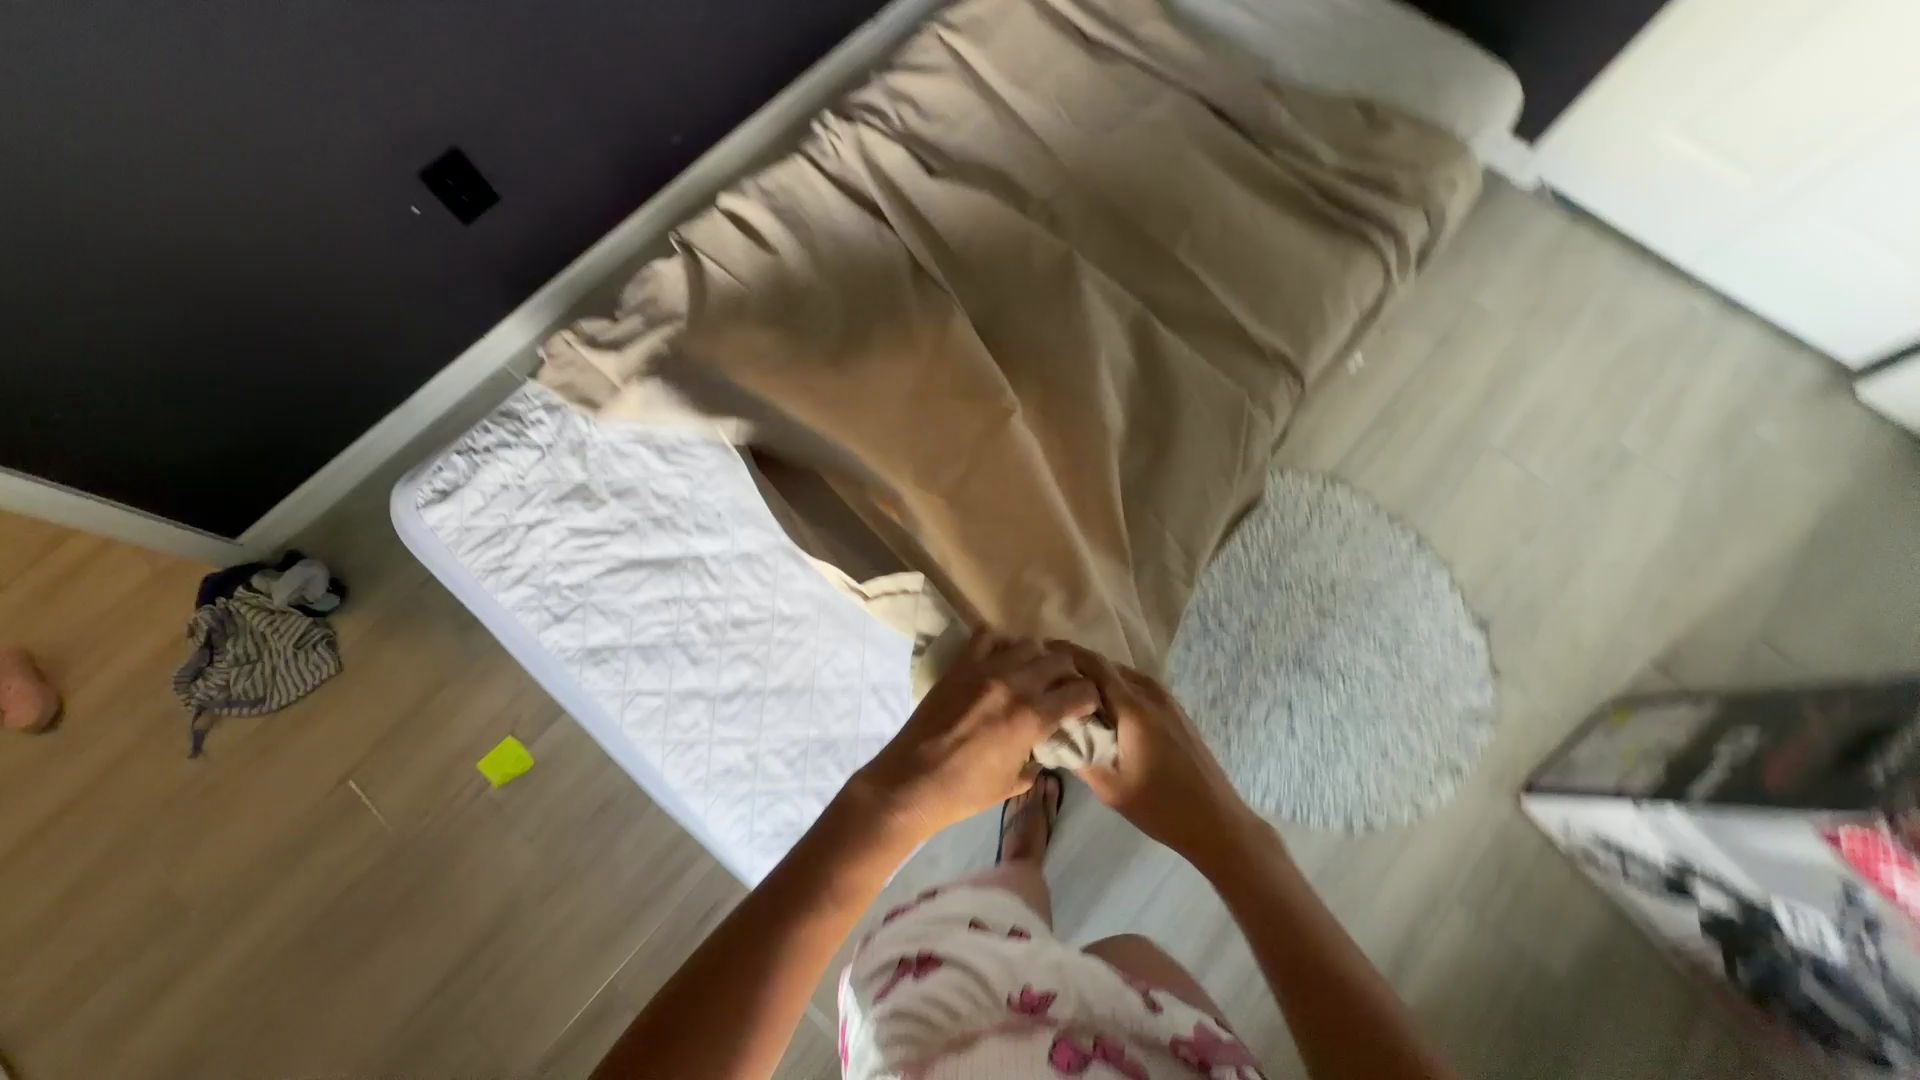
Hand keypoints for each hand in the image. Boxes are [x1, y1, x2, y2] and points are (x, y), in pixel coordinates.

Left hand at [854, 630, 1098, 841]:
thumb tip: (1042, 752)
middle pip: (1058, 660)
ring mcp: (984, 671)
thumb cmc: (964, 792)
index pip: (1079, 692)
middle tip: (1064, 687)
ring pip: (1028, 644)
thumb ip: (1034, 762)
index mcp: (1032, 718)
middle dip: (1069, 673)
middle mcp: (1014, 686)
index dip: (1090, 697)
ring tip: (1034, 671)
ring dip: (1039, 656)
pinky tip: (1002, 659)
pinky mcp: (959, 667)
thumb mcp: (1012, 784)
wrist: (911, 782)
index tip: (1087, 705)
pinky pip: (987, 636)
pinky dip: (1002, 642)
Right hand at [1062, 645, 1262, 867]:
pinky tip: (1100, 711)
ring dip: (1096, 680)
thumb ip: (1078, 754)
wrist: (1215, 820)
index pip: (1094, 664)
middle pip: (1107, 666)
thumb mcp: (1109, 786)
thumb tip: (1048, 732)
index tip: (1038, 653)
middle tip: (1046, 678)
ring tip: (1068, 693)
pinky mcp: (1174, 711)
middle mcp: (1151, 694)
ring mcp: (1167, 700)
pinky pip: (1137, 689)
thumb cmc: (1160, 807)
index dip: (1065, 654)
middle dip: (1077, 667)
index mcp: (1133, 707)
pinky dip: (1115, 691)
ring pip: (1123, 677)